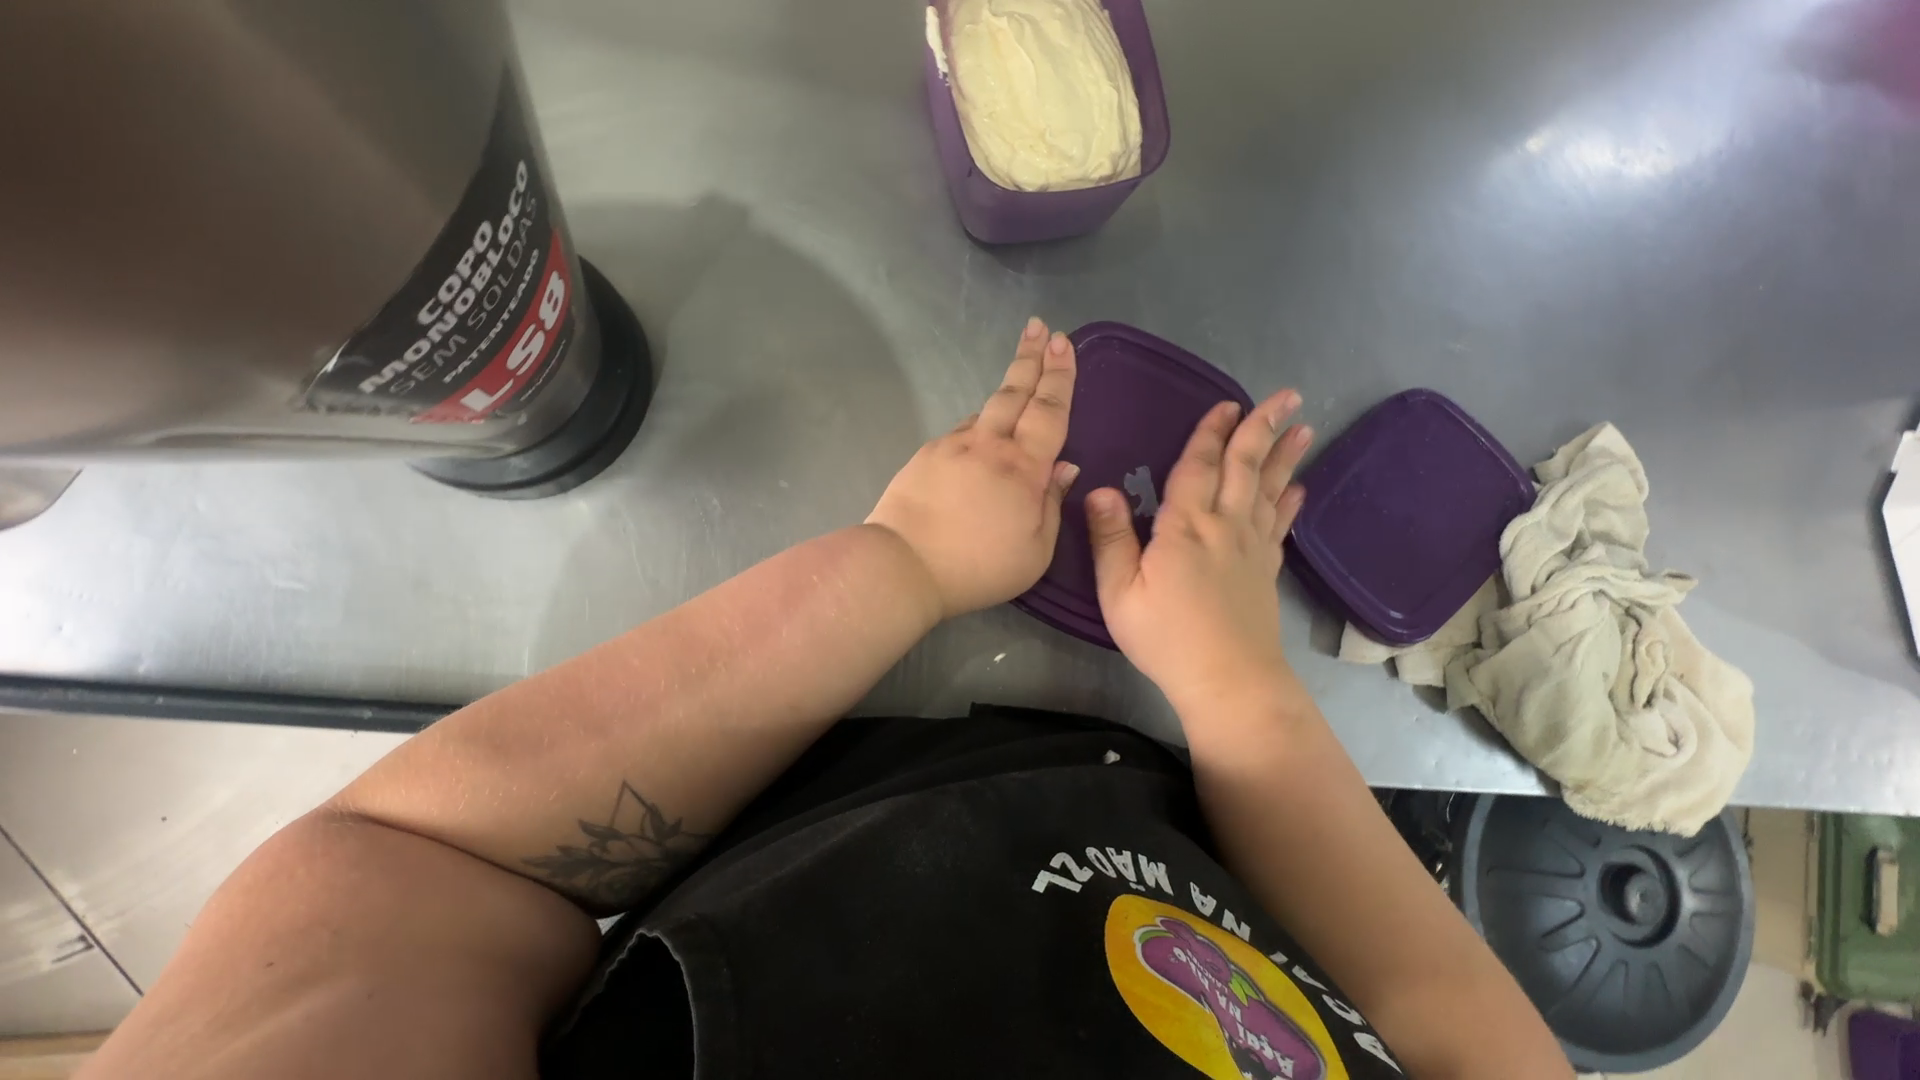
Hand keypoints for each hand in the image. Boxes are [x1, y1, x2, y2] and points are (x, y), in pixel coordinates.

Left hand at [867, 318, 1080, 618]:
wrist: (903, 565)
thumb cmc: (978, 566)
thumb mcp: (1035, 550)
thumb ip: (1052, 504)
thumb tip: (1064, 467)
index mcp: (1022, 467)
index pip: (1049, 411)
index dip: (1060, 376)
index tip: (1064, 344)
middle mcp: (988, 445)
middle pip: (1014, 392)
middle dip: (1031, 357)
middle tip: (1041, 328)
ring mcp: (952, 447)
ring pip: (985, 412)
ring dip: (1005, 394)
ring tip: (1018, 385)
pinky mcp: (925, 457)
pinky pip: (960, 433)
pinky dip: (978, 428)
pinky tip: (979, 441)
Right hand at [1087, 390, 1313, 707]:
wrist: (1229, 681)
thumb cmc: (1166, 639)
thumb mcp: (1120, 593)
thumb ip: (1111, 539)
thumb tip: (1102, 490)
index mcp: (1185, 528)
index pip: (1198, 468)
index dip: (1210, 434)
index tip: (1226, 405)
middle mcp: (1225, 528)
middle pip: (1245, 468)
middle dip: (1262, 429)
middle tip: (1286, 396)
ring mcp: (1251, 549)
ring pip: (1269, 491)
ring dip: (1284, 457)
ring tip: (1302, 428)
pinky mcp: (1265, 572)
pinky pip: (1280, 526)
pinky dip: (1289, 504)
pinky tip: (1298, 490)